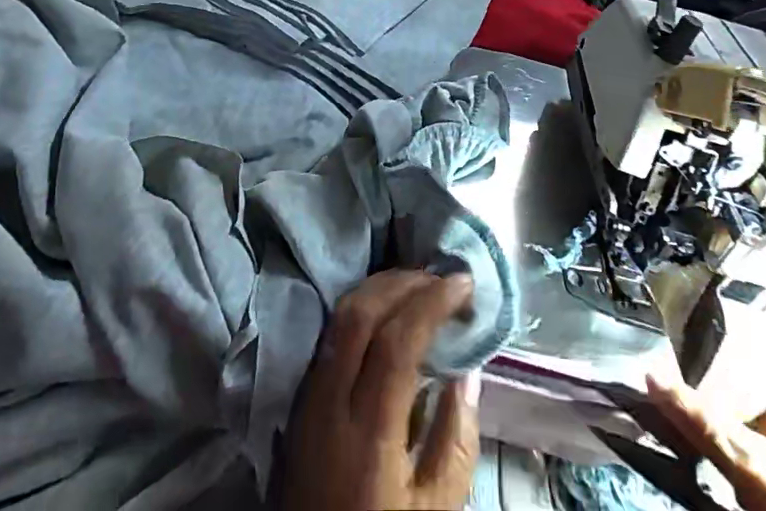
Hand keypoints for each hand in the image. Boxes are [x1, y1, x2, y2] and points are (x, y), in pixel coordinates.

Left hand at [281, 271, 481, 510]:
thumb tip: (467, 373)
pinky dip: (359, 309)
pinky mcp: (299, 396)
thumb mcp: (434, 510)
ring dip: (377, 290)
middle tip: (440, 277)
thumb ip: (454, 441)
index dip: (431, 303)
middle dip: (401, 283)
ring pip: (337, 318)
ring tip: (417, 286)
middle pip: (358, 314)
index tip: (462, 283)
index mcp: (368, 429)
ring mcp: (308, 394)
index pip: (397, 342)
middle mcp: (329, 398)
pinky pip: (329, 334)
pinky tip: (384, 312)